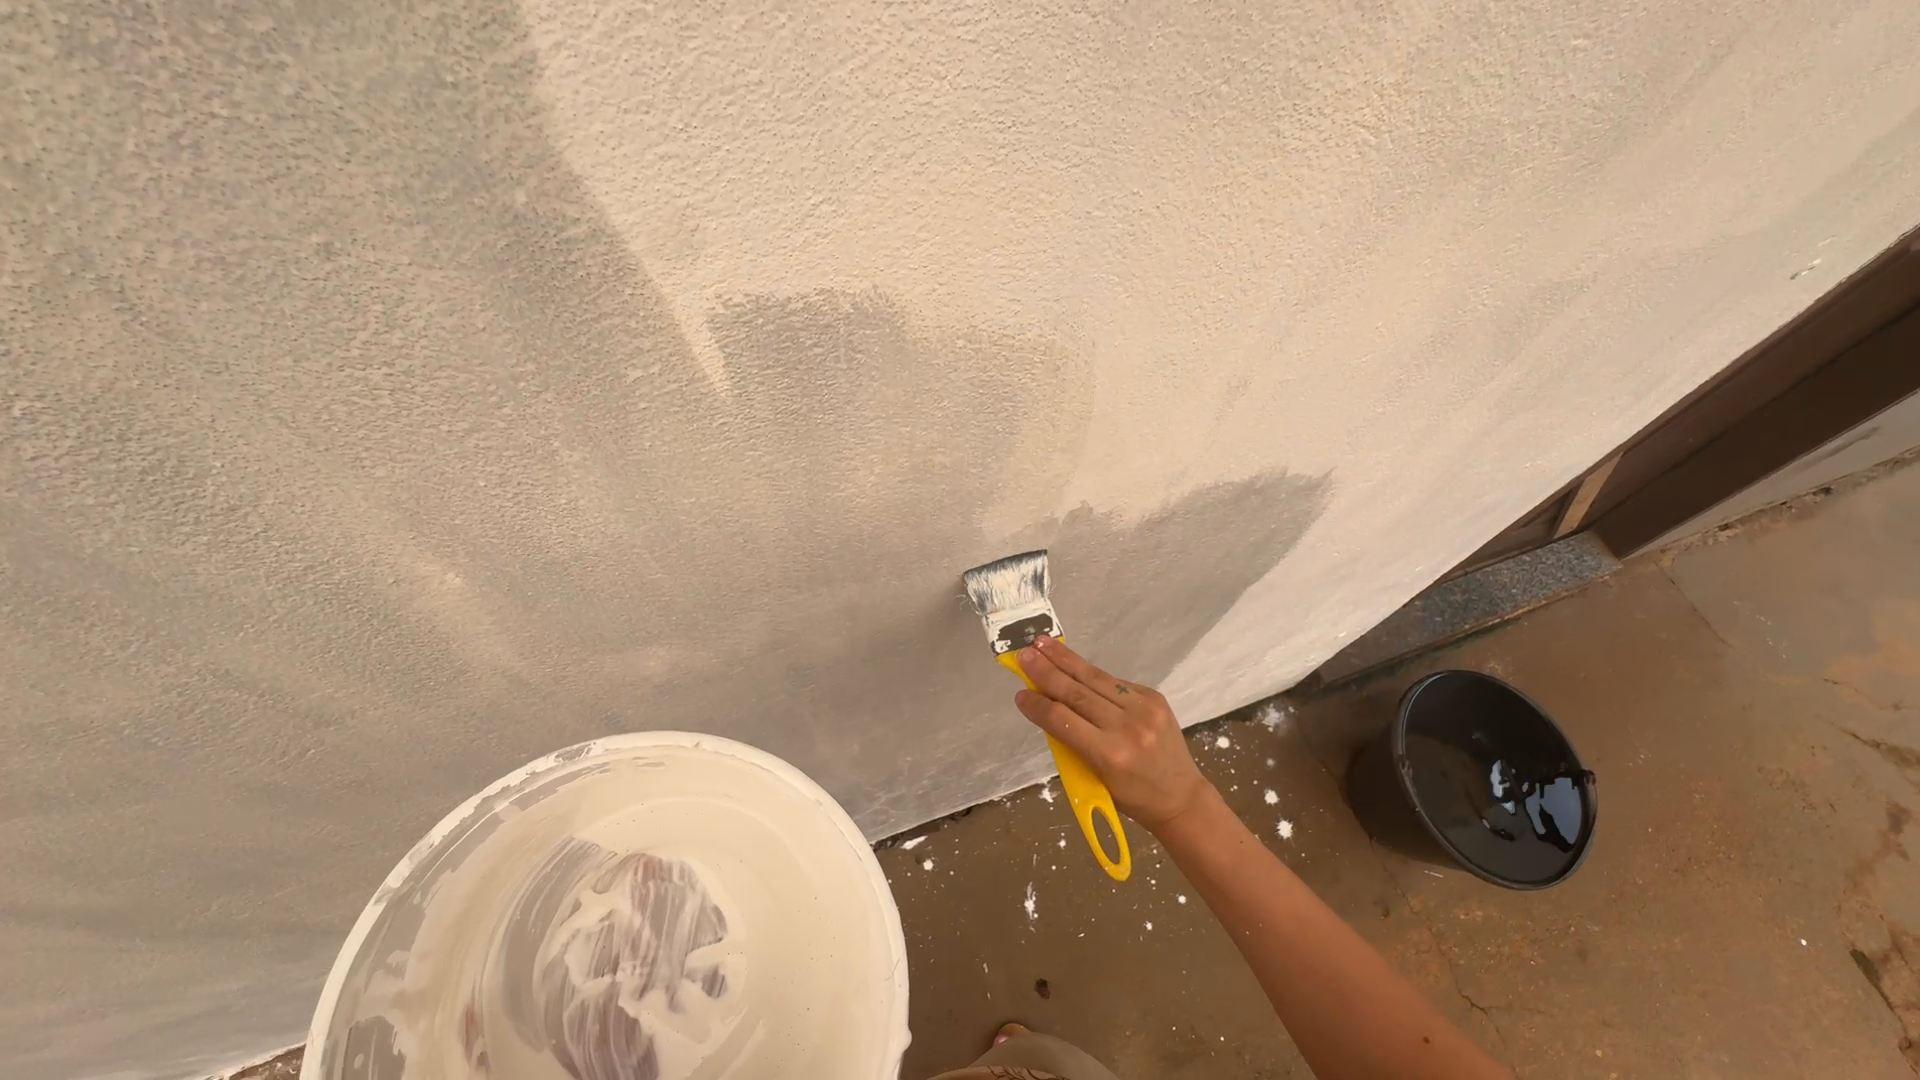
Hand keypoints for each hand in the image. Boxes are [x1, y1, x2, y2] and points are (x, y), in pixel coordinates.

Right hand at [1012, 636, 1215, 831]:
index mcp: (1108, 755)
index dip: (1038, 705)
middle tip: (1024, 654)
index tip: (1019, 694)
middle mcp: (1127, 727)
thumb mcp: (1095, 779)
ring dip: (1065, 659)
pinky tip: (1072, 663)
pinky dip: (1090, 674)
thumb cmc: (1131, 796)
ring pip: (1095, 678)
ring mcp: (1143, 709)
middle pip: (1076, 692)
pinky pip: (1113, 682)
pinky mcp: (1154, 697)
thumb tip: (1047, 706)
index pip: (1062, 720)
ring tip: (1043, 644)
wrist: (1181, 796)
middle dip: (1046, 671)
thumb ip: (1072, 742)